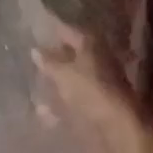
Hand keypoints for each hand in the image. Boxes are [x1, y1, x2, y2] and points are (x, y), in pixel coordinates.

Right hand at [35, 24, 152, 152]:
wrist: (120, 127)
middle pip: (72, 52)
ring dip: (57, 79)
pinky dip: (62, 101)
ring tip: (36, 83)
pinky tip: (45, 111)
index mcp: (91, 43)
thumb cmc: (90, 91)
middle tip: (32, 55)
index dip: (51, 28)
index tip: (36, 26)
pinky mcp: (101, 102)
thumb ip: (48, 61)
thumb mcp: (63, 74)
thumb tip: (35, 50)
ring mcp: (101, 80)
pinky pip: (76, 97)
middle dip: (53, 55)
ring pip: (74, 75)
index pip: (67, 29)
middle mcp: (99, 57)